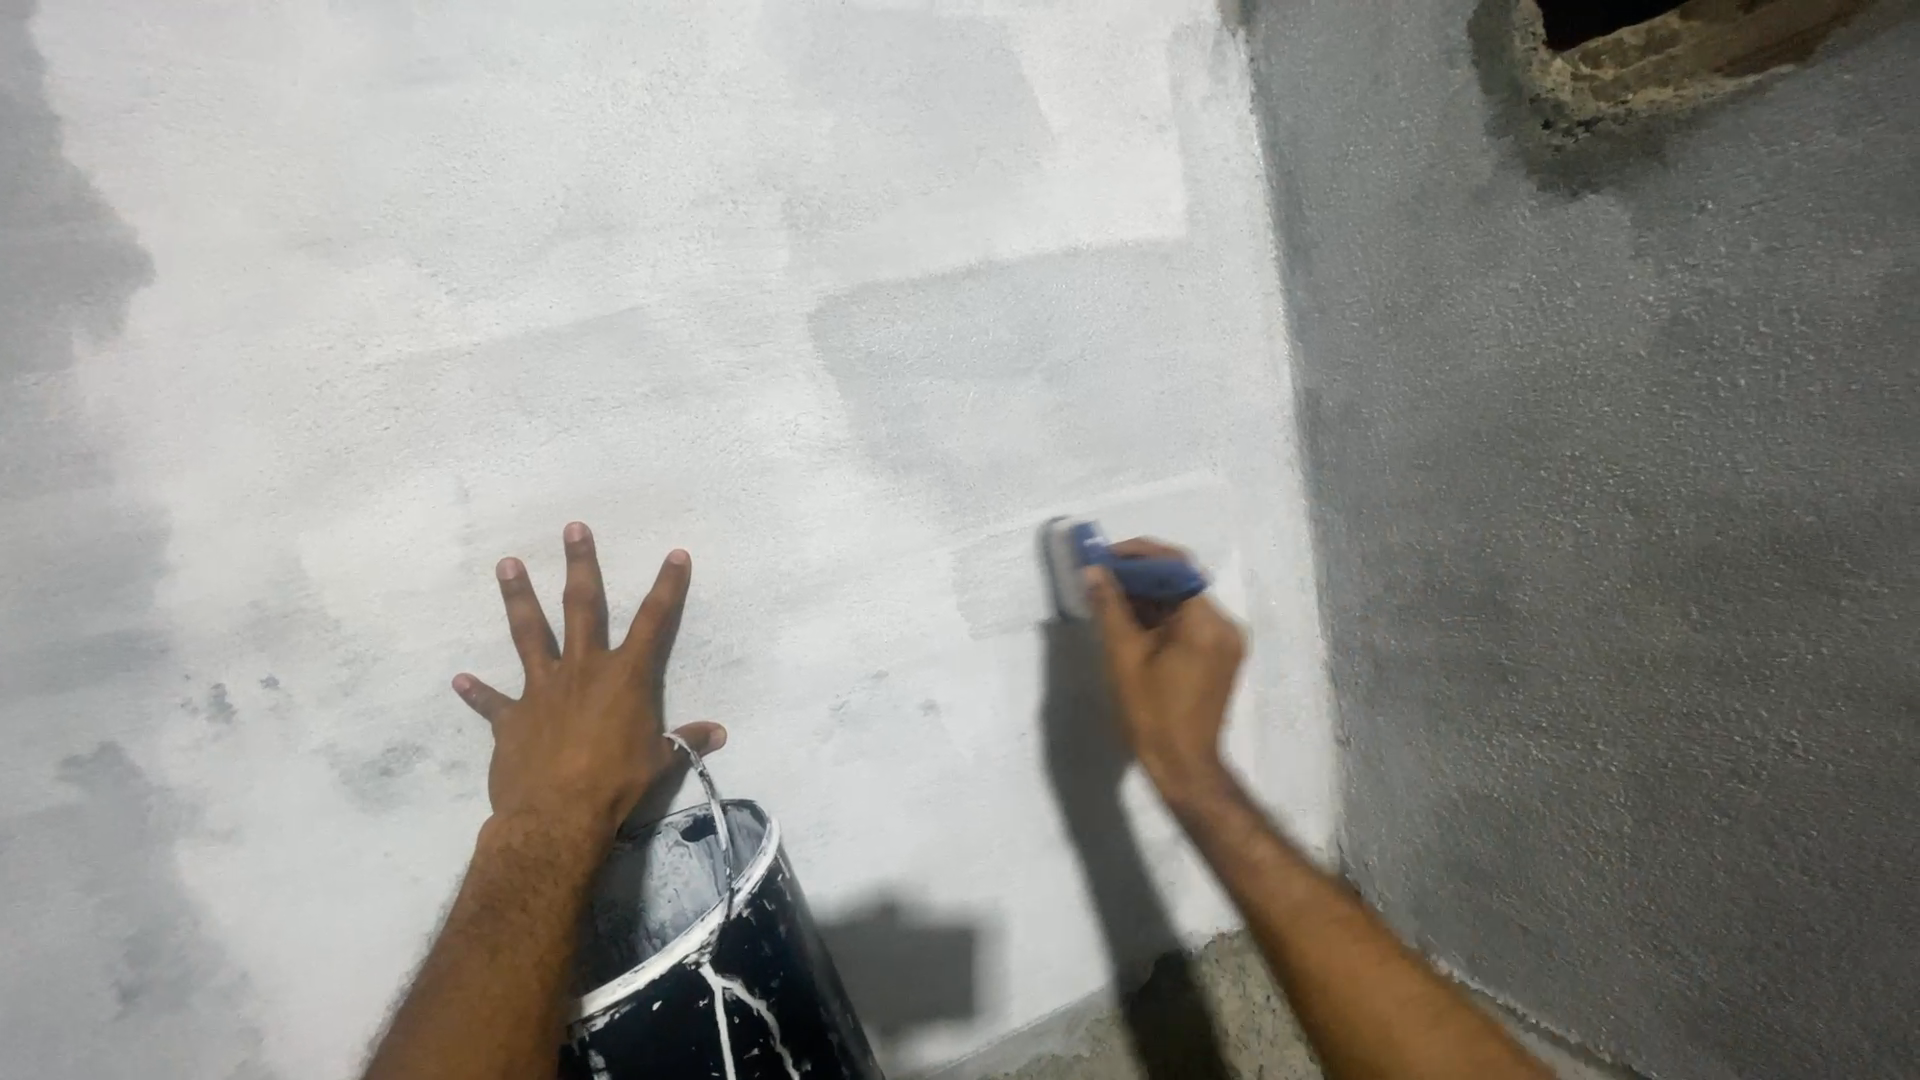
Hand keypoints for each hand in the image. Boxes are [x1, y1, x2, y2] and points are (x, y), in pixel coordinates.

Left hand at [451, 522, 724, 840]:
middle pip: (582, 607)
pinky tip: (459, 679)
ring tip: (508, 563)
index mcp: (625, 676)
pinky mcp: (511, 719)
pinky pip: (492, 702)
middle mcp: (583, 670)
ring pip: (529, 634)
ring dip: (519, 598)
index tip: (675, 554)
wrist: (556, 816)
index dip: (667, 586)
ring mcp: (542, 690)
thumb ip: (686, 740)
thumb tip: (719, 734)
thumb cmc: (617, 783)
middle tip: (572, 529)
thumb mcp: (661, 761)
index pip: (653, 621)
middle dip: (580, 565)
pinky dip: (477, 692)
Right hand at [1085, 538, 1245, 790]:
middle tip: (1101, 577)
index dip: (1138, 555)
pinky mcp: (1222, 656)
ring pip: (1184, 602)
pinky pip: (1190, 622)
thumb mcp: (1122, 656)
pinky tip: (1131, 623)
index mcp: (1205, 622)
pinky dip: (1162, 617)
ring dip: (1149, 596)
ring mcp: (1227, 641)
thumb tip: (1094, 572)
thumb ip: (1109, 607)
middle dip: (1140, 575)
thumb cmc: (1151, 713)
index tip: (1105, 557)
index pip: (1175, 566)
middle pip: (1181, 582)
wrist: (1183, 765)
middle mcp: (1225, 624)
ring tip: (1110, 599)